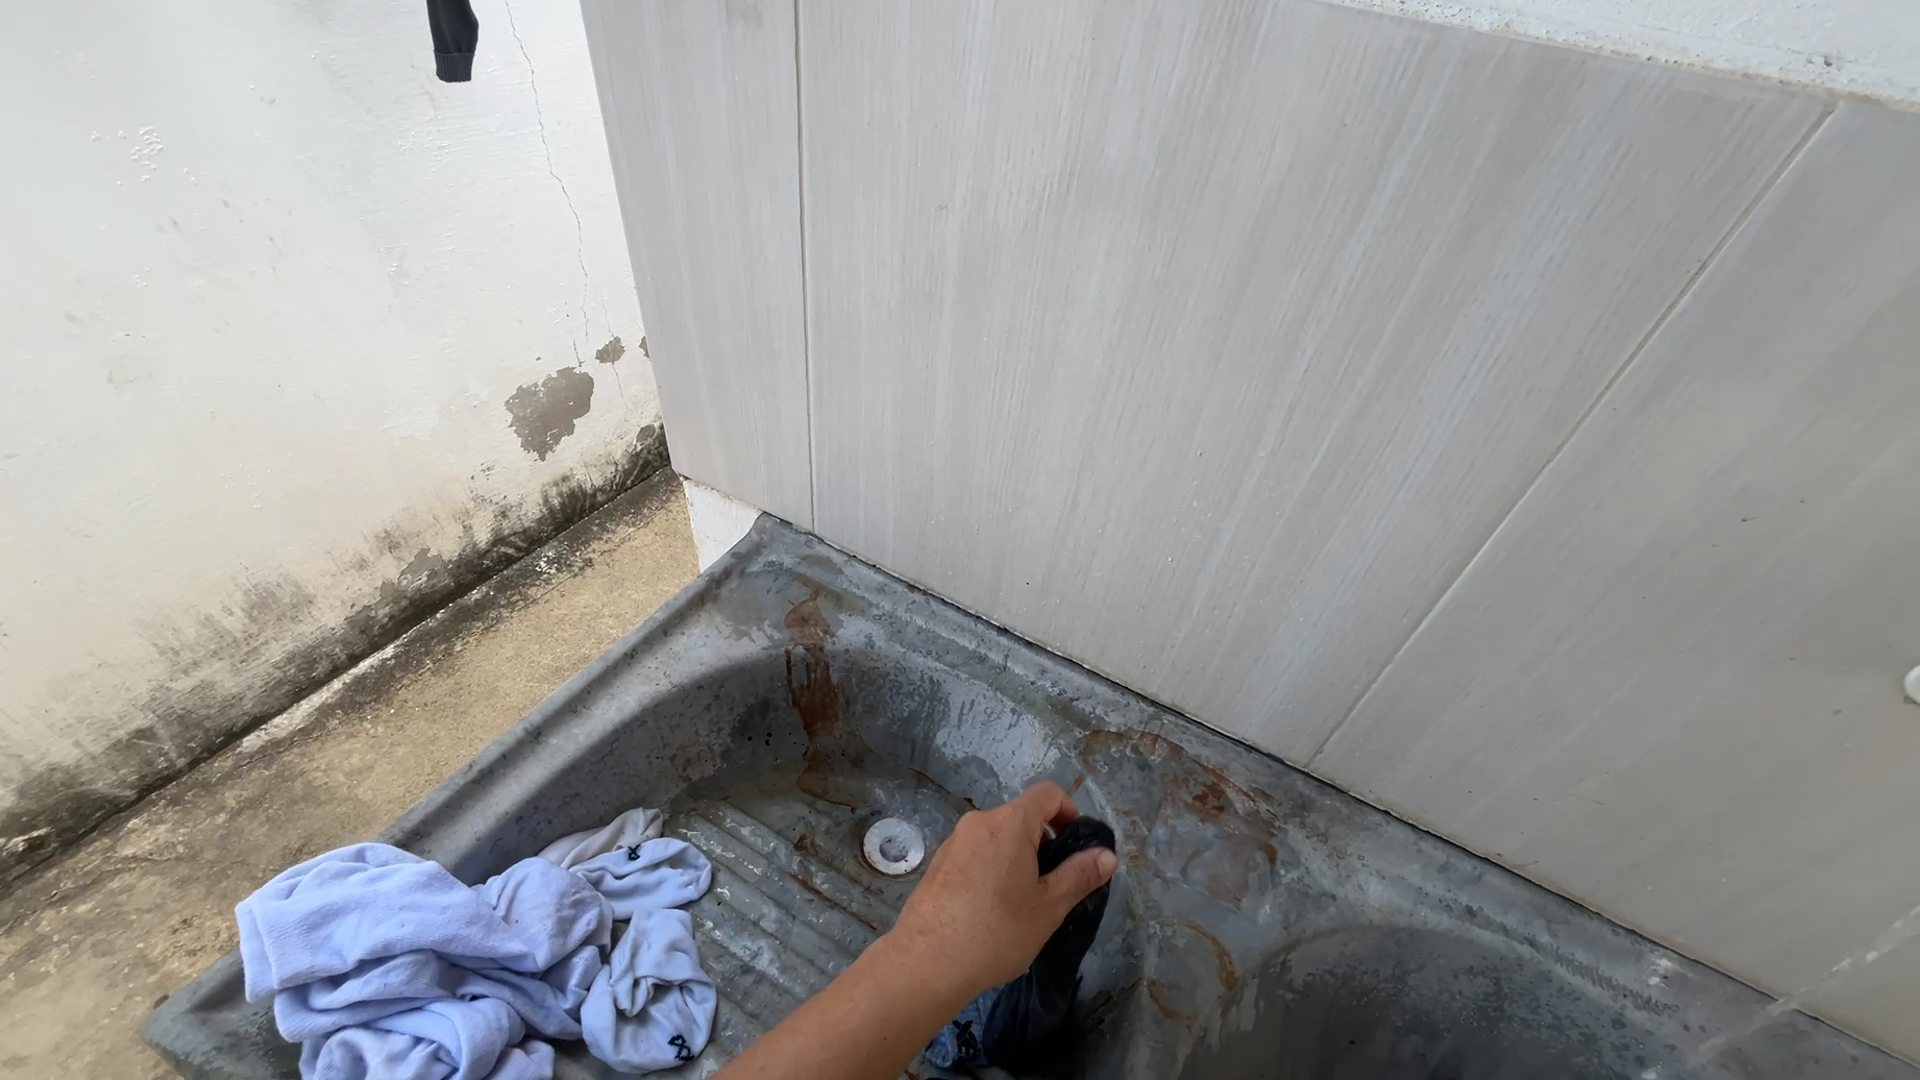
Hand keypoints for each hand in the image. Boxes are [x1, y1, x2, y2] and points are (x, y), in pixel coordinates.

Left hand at [880, 782, 1117, 1000]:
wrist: (927, 961)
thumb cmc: (997, 930)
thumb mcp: (1049, 906)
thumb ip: (1080, 875)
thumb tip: (1108, 855)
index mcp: (1010, 822)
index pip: (1048, 794)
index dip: (1070, 812)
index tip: (1078, 847)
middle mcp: (980, 821)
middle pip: (1022, 816)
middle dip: (1044, 843)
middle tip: (1053, 887)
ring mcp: (954, 841)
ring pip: (998, 837)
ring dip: (1018, 858)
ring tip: (1022, 904)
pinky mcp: (938, 863)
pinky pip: (976, 854)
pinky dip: (992, 869)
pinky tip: (991, 911)